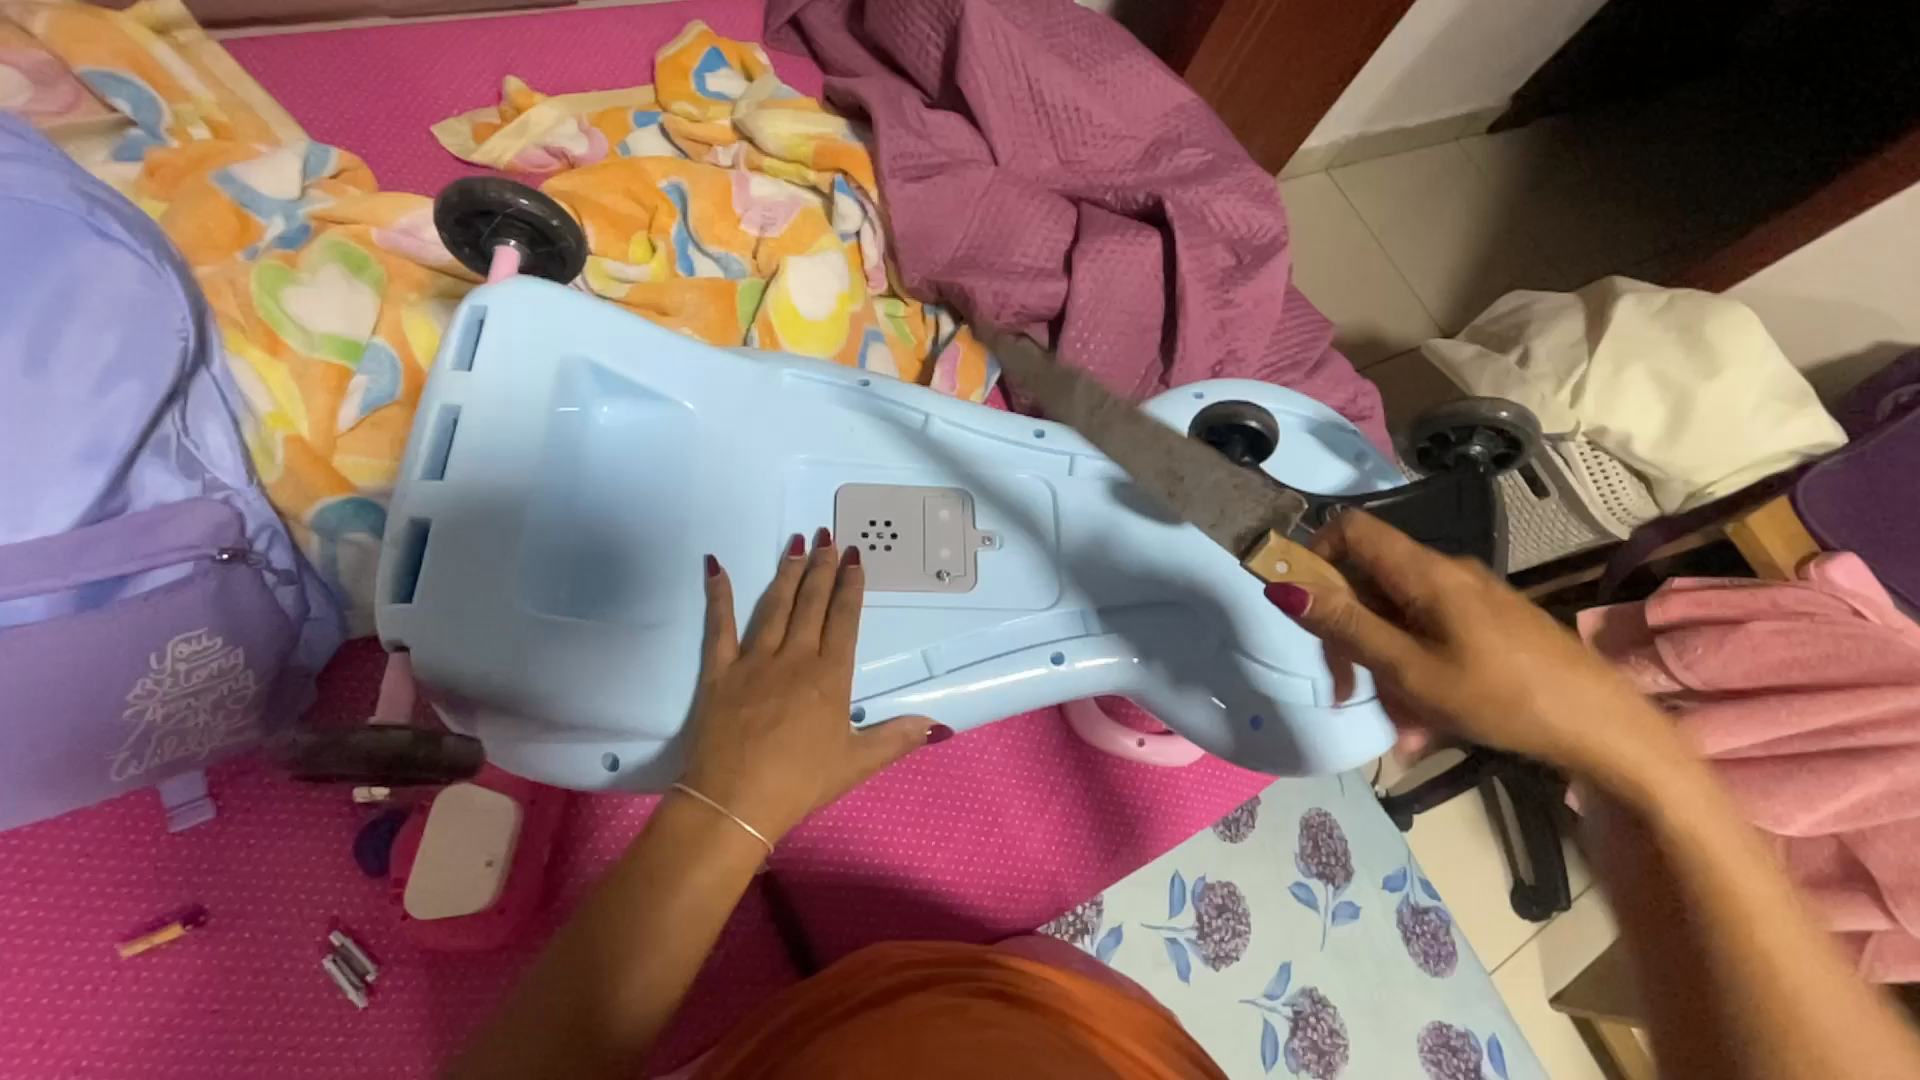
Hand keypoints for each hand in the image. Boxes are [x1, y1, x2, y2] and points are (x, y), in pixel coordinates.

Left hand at [677, 530, 942, 843]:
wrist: (733, 802)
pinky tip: (718, 567)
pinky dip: (719, 595)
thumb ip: (897, 738)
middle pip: (811, 603)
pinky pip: (719, 626)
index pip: (845, 619)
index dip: (851, 586)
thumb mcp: (856, 763)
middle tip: (827, 536)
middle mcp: (795, 658)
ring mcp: (754, 661)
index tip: (855, 557)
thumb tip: (940, 725)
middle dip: (822, 567)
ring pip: (774, 606)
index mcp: (830, 676)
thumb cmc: (800, 783)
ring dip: (787, 573)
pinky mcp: (719, 671)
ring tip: (796, 544)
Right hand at [1265, 510, 1670, 773]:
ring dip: (1383, 667)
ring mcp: (1473, 598)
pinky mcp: (1491, 624)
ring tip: (1401, 730)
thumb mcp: (1408, 668)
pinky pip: (1430, 635)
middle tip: (1346, 691)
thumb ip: (1344, 625)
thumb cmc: (1501, 697)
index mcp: (1425, 572)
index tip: (1305, 608)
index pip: (1351, 529)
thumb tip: (1282, 585)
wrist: (1606, 731)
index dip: (1316, 555)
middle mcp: (1447, 572)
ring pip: (1399, 618)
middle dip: (1349, 634)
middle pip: (1370, 582)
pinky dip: (1415, 672)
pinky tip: (1428, 726)